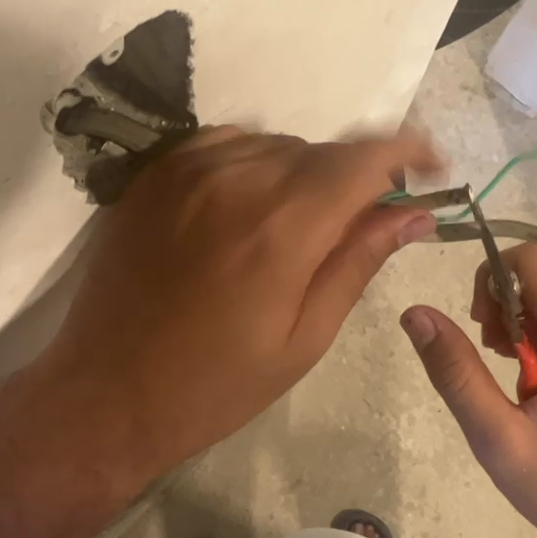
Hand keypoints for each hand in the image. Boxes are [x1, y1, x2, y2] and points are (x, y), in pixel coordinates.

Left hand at [20, 126, 440, 495]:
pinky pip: (225, 144)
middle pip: (321, 150)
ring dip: (301, 173)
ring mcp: (188, 170)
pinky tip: (245, 209)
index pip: (365, 156)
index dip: (409, 152)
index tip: (431, 168)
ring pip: (274, 144)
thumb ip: (360, 260)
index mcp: (283, 224)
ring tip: (293, 228)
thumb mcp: (305, 335)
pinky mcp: (154, 174)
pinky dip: (252, 165)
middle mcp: (237, 178)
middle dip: (352, 179)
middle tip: (353, 228)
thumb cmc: (216, 383)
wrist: (105, 394)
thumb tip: (415, 213)